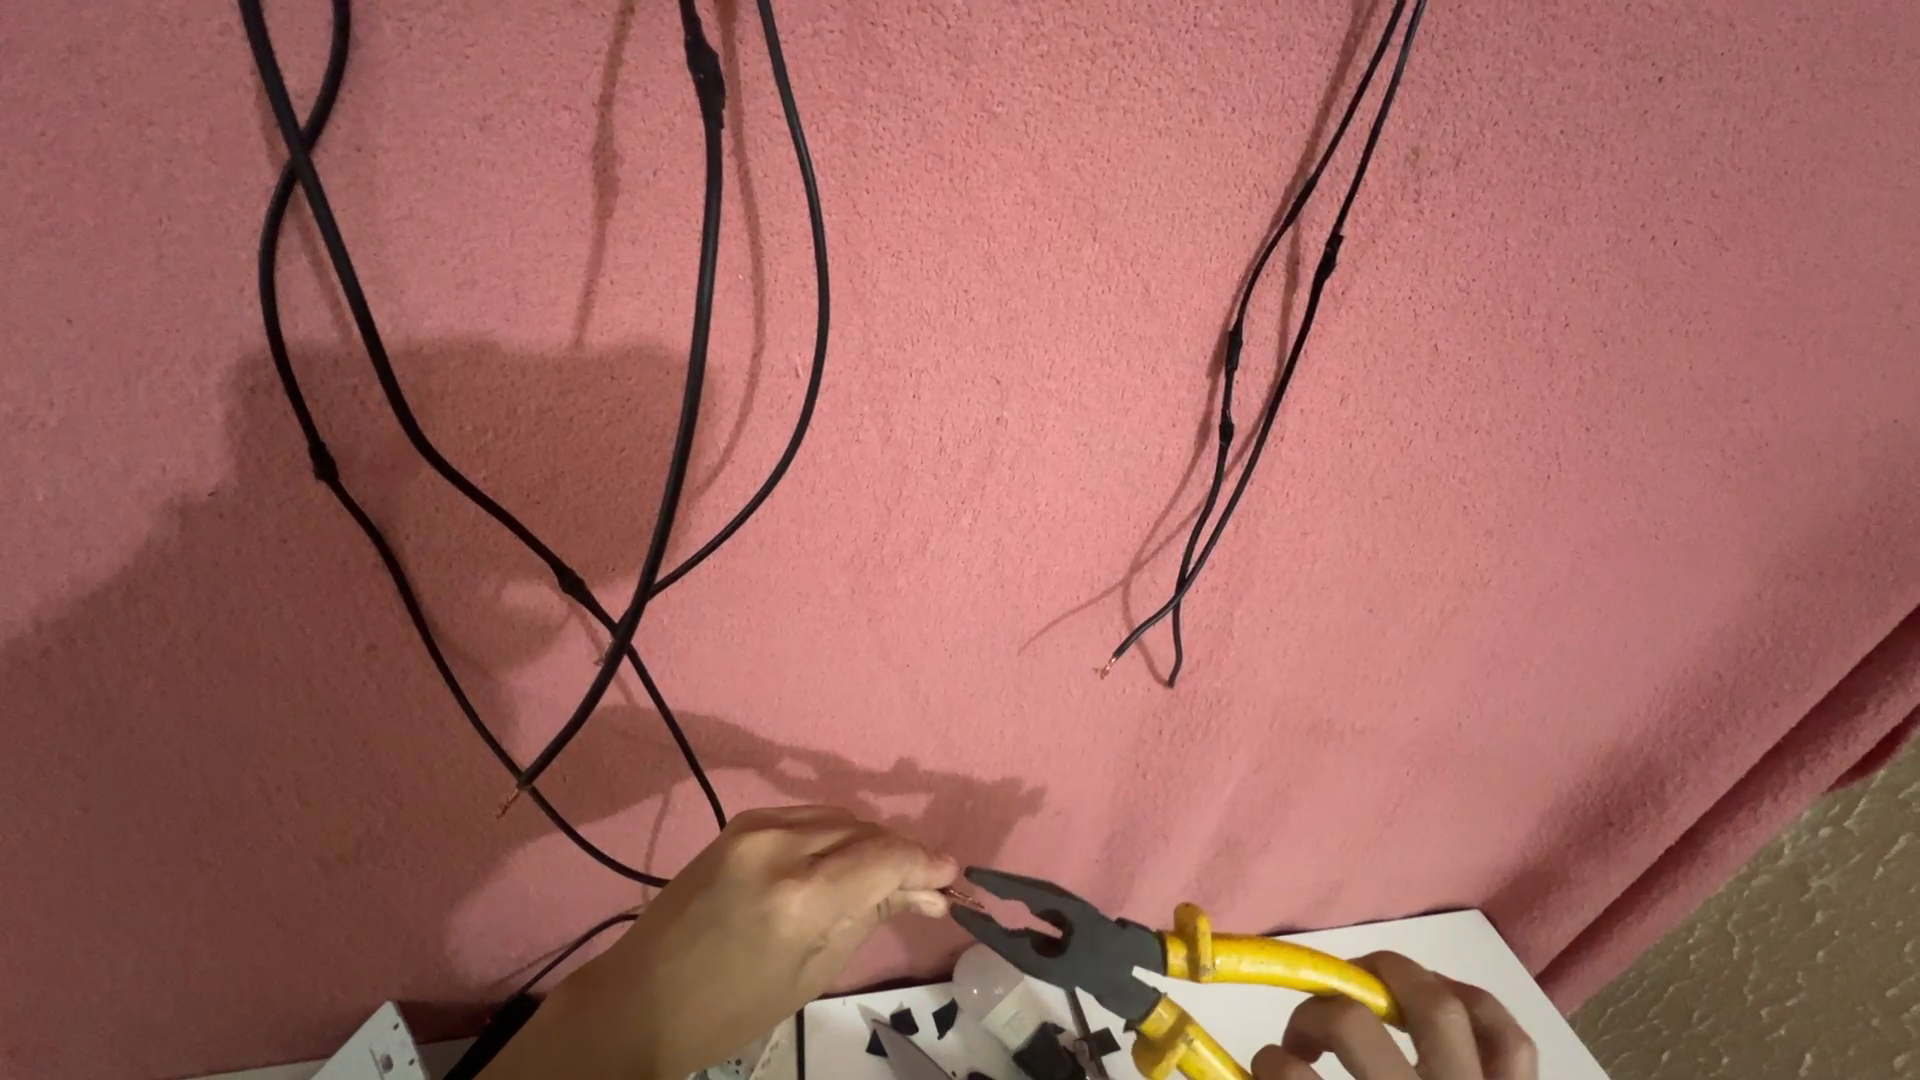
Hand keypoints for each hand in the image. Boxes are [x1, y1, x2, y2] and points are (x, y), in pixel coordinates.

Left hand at [479, 805, 958, 1079]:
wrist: (640, 997)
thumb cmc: (731, 1007)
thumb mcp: (812, 972)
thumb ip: (870, 915)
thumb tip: (925, 890)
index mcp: (800, 895)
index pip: (885, 858)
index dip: (925, 863)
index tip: (952, 876)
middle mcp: (781, 844)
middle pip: (867, 830)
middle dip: (902, 854)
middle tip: (927, 885)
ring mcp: (757, 825)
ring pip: (841, 816)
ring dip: (872, 841)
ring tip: (889, 874)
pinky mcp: (743, 821)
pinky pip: (810, 814)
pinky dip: (839, 832)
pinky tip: (846, 857)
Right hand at [1252, 953, 1536, 1079]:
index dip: (1269, 1064)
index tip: (1266, 1068)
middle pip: (1354, 1026)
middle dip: (1314, 1014)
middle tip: (1303, 1035)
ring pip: (1437, 1009)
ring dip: (1389, 978)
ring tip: (1364, 985)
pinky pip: (1508, 1038)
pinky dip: (1470, 1002)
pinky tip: (1437, 997)